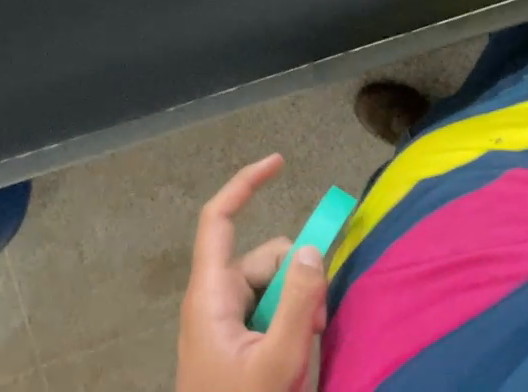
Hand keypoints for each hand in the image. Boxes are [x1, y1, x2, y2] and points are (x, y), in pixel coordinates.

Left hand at [176, 154, 326, 391]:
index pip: (218, 220)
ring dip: (300, 305)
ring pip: (275, 285)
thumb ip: (299, 303)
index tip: (279, 163)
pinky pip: (274, 311)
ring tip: (308, 348)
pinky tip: (300, 356)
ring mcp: (226, 324)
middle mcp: (215, 302)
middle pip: (264, 256)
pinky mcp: (238, 344)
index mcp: (209, 297)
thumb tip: (311, 248)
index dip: (245, 184)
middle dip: (298, 276)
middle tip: (318, 321)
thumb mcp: (277, 364)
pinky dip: (294, 322)